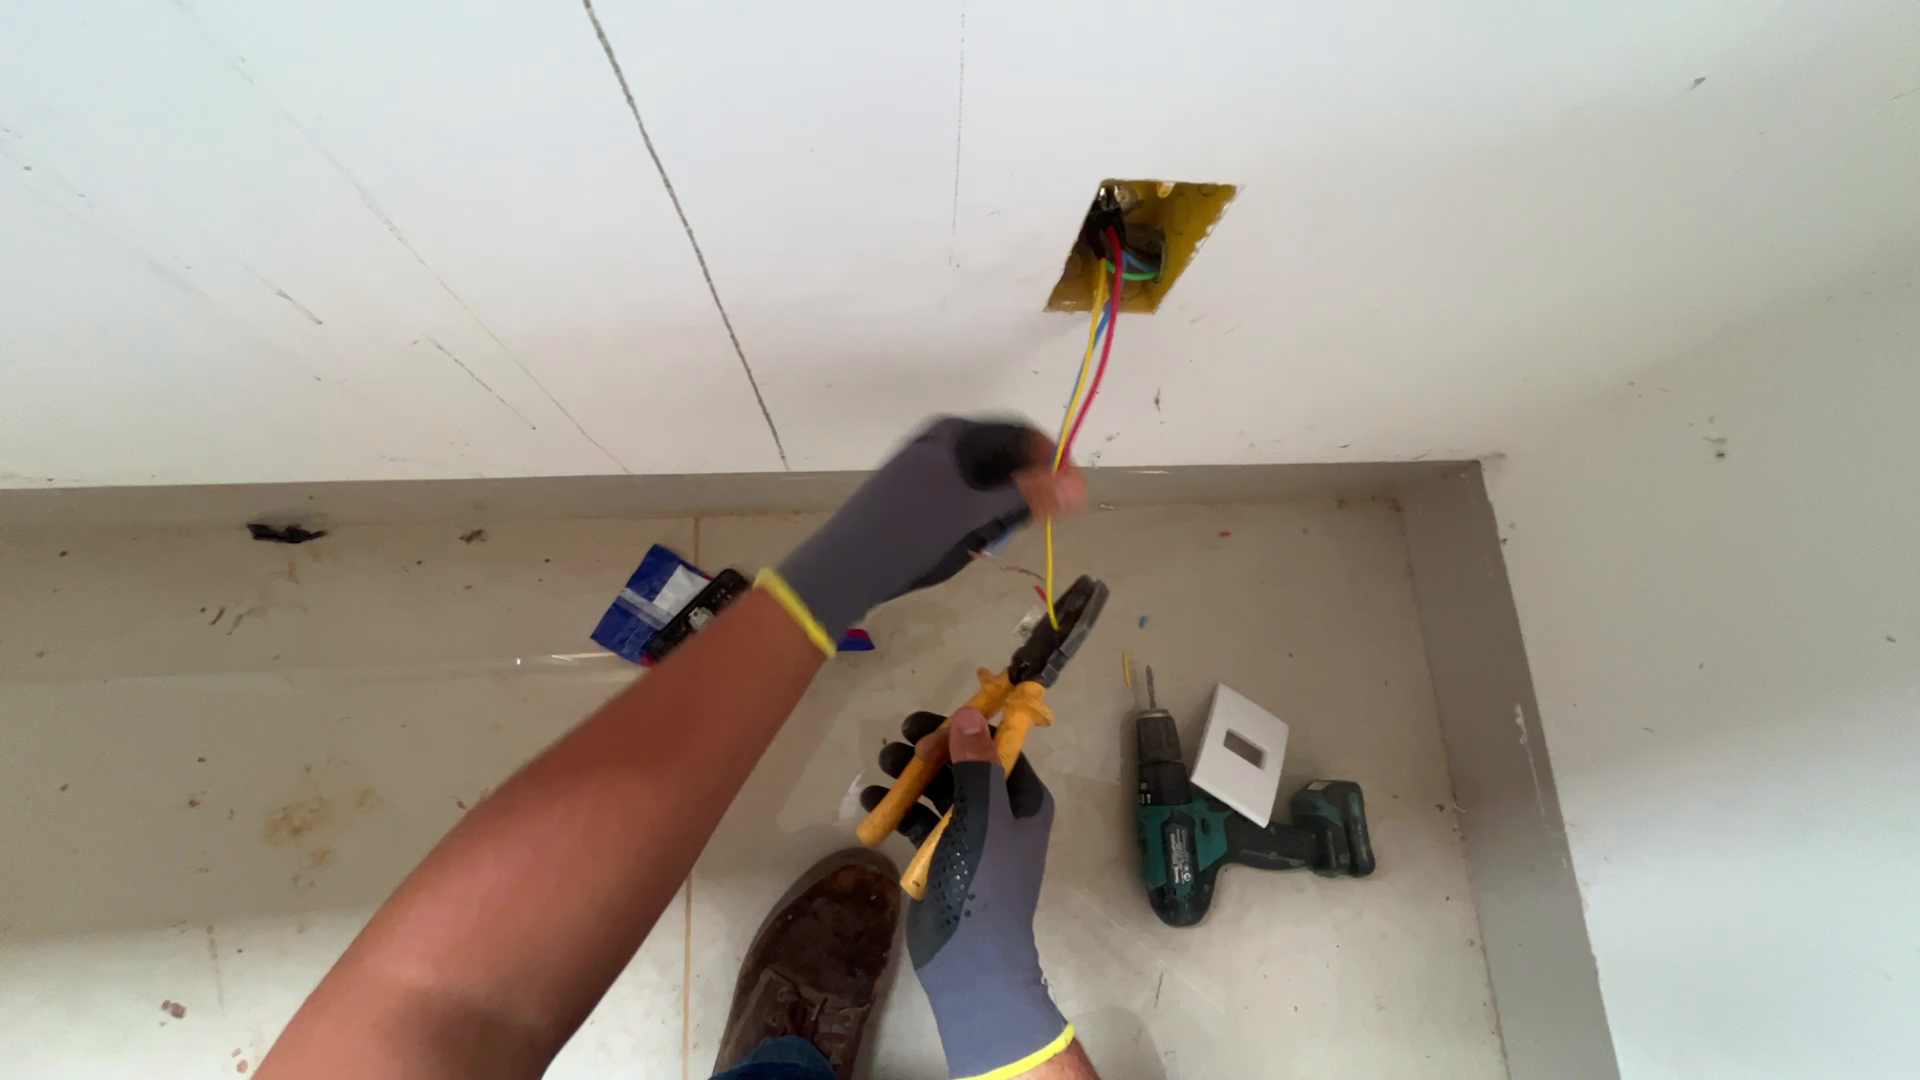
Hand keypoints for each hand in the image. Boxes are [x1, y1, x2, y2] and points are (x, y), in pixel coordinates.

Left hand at [767, 417, 1085, 649]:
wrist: (845, 566)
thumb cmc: (912, 533)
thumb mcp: (975, 516)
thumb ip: (1028, 498)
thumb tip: (1078, 487)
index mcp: (952, 433)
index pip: (1018, 432)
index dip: (1049, 458)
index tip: (1070, 490)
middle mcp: (937, 443)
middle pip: (1000, 456)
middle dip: (1022, 488)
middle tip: (1032, 521)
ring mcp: (923, 469)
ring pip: (979, 482)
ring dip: (997, 508)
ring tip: (991, 537)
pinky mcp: (912, 495)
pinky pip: (958, 497)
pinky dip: (974, 516)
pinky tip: (970, 542)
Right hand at [861, 706, 1070, 1079]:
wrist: (970, 961)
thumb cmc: (984, 882)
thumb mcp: (984, 816)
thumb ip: (976, 764)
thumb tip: (969, 712)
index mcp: (1023, 799)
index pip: (996, 747)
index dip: (964, 728)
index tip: (930, 722)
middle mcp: (999, 811)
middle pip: (962, 764)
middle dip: (931, 749)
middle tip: (900, 738)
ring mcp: (969, 834)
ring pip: (939, 789)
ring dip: (911, 774)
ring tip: (882, 761)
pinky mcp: (942, 856)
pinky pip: (920, 820)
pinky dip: (899, 808)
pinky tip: (872, 799)